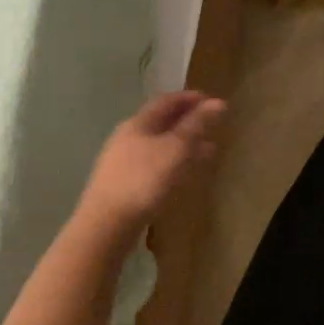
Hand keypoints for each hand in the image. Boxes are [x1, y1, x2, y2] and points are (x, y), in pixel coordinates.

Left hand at [77, 92, 225, 228]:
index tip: (213, 101)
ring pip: (160, 145)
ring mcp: (123, 162)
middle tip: (213, 125)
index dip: (190, 98)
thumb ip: (196, 124)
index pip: (167, 100)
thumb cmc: (144, 179)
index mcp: (138, 123)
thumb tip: (218, 102)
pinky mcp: (124, 185)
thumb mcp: (176, 148)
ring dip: (184, 144)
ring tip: (209, 150)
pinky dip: (174, 162)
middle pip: (162, 122)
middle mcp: (128, 138)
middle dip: (189, 121)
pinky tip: (185, 174)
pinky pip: (154, 164)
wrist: (106, 226)